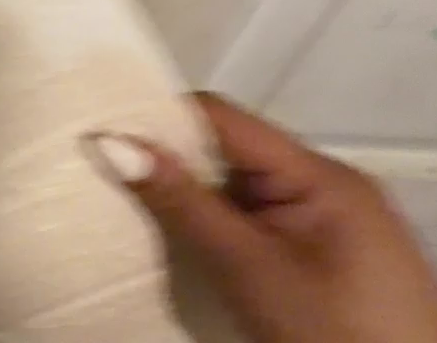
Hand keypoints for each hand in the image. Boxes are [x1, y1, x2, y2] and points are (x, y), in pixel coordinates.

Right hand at [89, 93, 436, 342]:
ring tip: (140, 205)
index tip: (101, 133)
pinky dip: (215, 220)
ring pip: (235, 183)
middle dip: (168, 159)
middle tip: (110, 173)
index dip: (156, 116)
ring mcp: (333, 221)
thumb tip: (106, 139)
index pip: (218, 116)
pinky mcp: (330, 254)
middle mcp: (330, 184)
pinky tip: (188, 237)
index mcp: (322, 174)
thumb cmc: (335, 334)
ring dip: (189, 194)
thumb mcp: (247, 267)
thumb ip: (179, 200)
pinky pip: (254, 214)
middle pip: (225, 147)